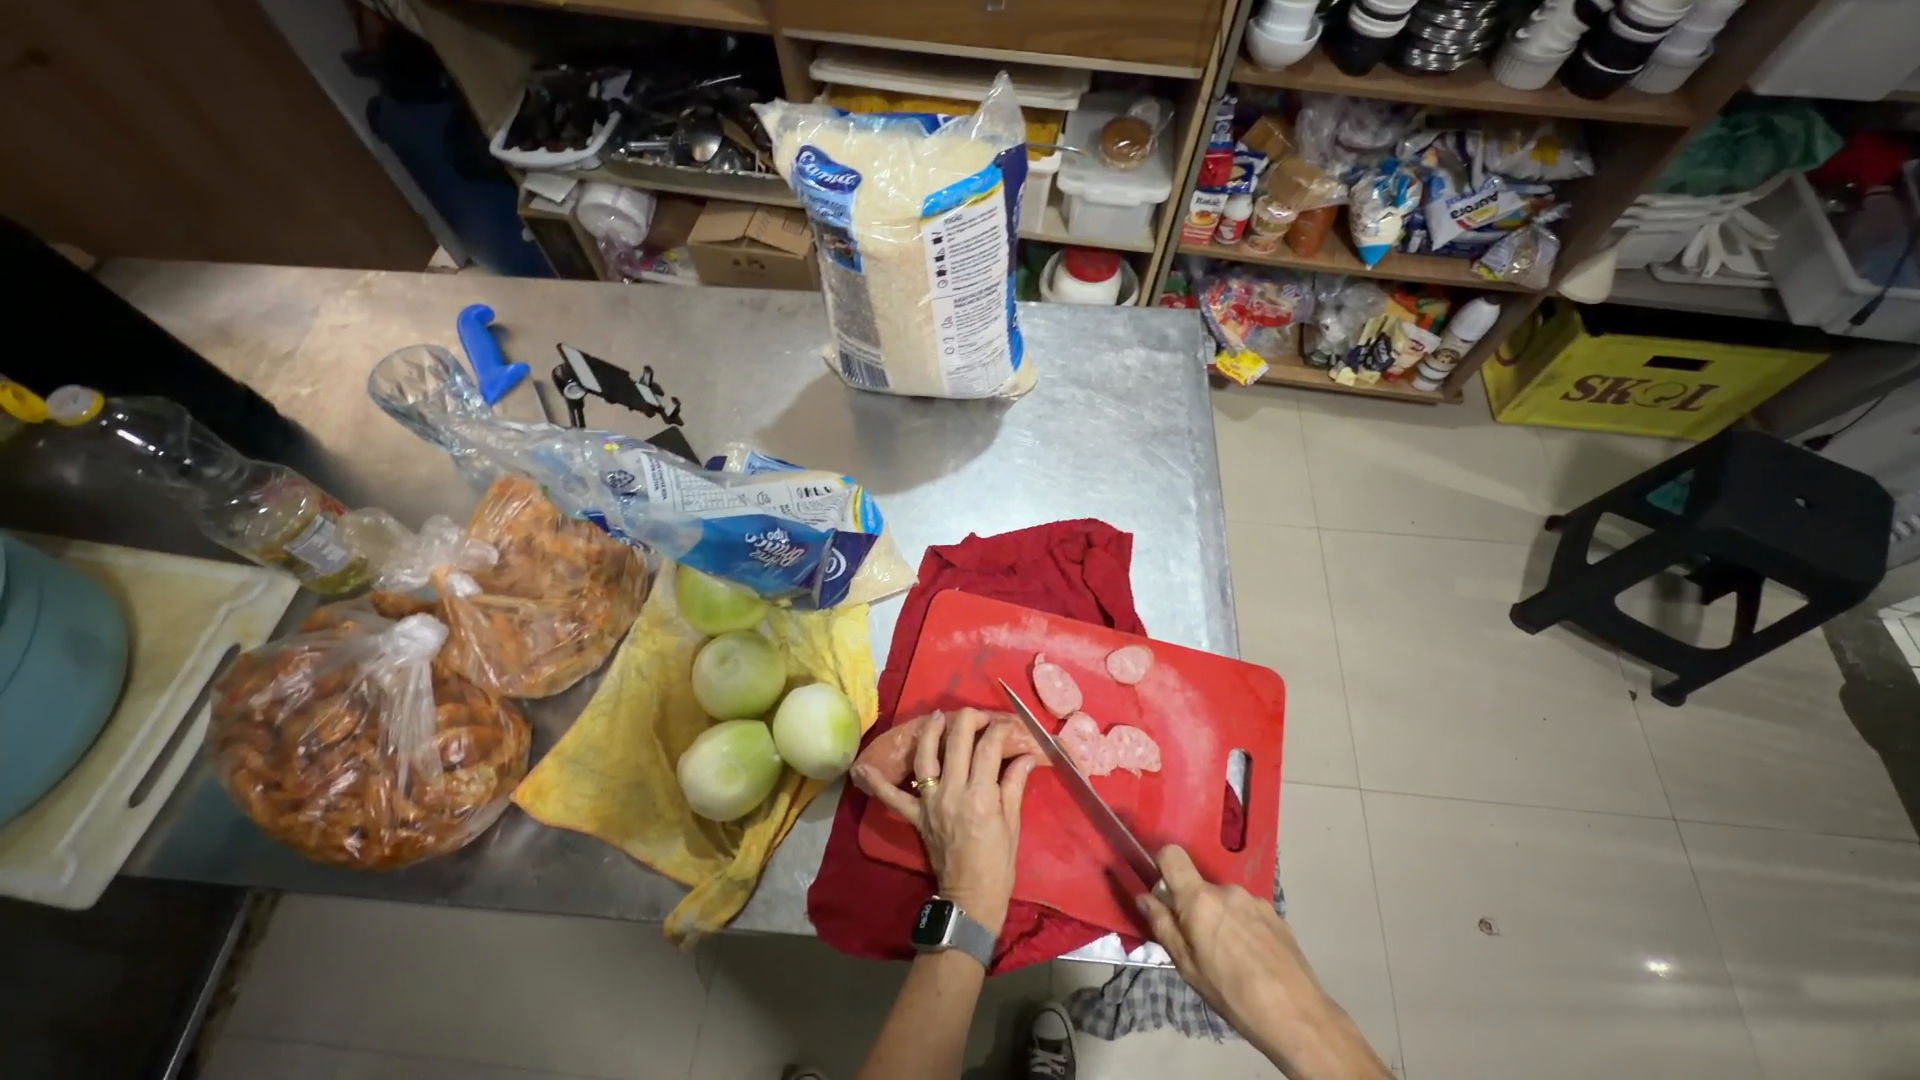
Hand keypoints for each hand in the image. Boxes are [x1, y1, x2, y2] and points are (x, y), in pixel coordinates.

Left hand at [852, 709, 1040, 935]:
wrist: (971, 899)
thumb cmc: (998, 864)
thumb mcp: (1013, 824)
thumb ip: (1015, 785)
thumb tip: (1027, 756)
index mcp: (981, 795)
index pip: (988, 748)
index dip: (998, 730)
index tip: (1006, 725)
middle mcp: (953, 792)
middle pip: (957, 742)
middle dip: (968, 720)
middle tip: (976, 715)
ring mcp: (930, 803)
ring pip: (925, 757)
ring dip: (930, 731)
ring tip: (937, 715)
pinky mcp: (916, 817)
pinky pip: (893, 798)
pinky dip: (878, 783)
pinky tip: (863, 768)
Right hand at [1138, 845, 1389, 1079]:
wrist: (1296, 1015)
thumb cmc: (1231, 993)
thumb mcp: (1187, 966)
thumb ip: (1163, 926)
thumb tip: (1144, 897)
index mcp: (1200, 899)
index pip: (1172, 854)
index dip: (1161, 863)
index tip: (1161, 889)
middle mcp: (1228, 890)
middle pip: (1200, 886)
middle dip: (1194, 907)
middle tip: (1198, 943)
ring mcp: (1256, 900)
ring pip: (1225, 901)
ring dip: (1221, 919)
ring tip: (1230, 957)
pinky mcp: (1276, 915)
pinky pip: (1248, 912)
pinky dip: (1243, 927)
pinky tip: (1252, 959)